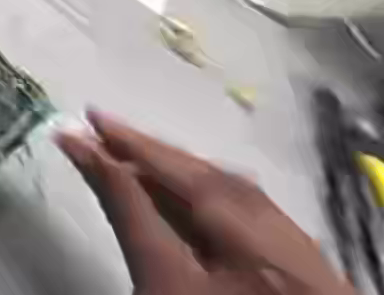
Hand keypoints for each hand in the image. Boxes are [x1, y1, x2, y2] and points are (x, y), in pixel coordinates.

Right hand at [58, 111, 352, 294]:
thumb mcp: (155, 269)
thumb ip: (121, 201)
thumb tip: (75, 142)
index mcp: (273, 257)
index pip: (199, 182)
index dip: (140, 145)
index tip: (89, 118)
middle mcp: (309, 260)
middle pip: (229, 188)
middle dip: (160, 157)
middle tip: (101, 132)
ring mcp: (320, 276)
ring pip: (245, 205)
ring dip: (181, 177)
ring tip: (126, 158)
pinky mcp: (311, 286)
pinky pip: (257, 226)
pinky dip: (206, 202)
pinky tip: (170, 195)